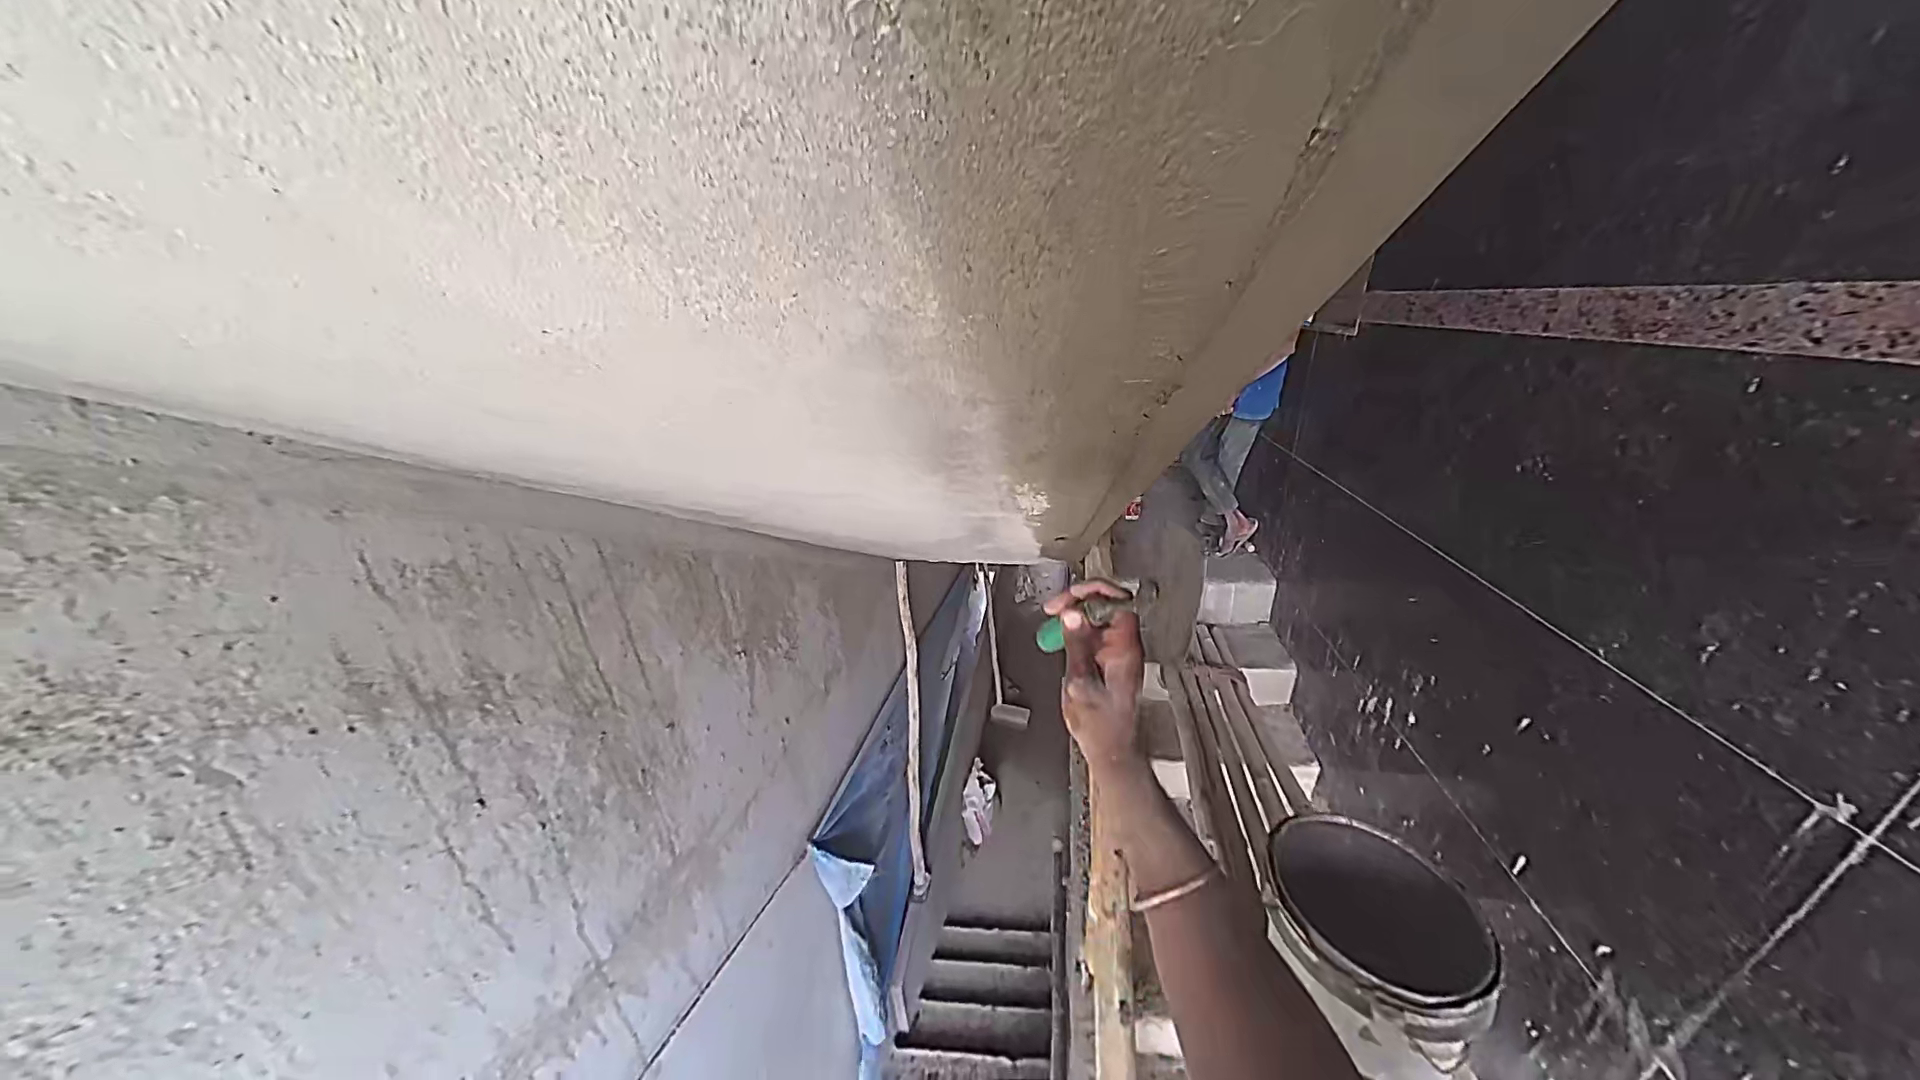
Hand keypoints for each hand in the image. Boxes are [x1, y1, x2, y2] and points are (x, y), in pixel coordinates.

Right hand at [1043, 581, 1145, 773]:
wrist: (1110, 749)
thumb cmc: (1101, 725)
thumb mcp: (1079, 682)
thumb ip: (1075, 644)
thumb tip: (1072, 613)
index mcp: (1125, 648)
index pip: (1117, 600)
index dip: (1092, 591)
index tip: (1068, 599)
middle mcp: (1127, 646)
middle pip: (1107, 604)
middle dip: (1079, 600)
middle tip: (1055, 608)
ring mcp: (1119, 652)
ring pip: (1100, 618)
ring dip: (1077, 615)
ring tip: (1055, 621)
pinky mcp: (1111, 660)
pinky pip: (1096, 634)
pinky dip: (1078, 630)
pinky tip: (1063, 637)